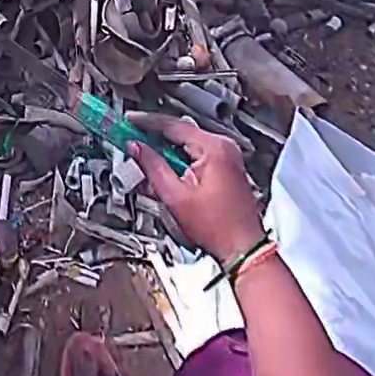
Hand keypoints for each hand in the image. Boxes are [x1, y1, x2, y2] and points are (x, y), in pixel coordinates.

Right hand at [128, 112, 265, 263]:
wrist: (246, 252)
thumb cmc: (220, 230)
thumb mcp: (176, 197)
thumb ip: (152, 166)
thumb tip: (136, 147)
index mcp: (214, 148)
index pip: (171, 125)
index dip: (145, 123)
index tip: (128, 122)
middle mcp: (223, 147)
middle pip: (179, 132)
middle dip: (154, 138)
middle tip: (132, 140)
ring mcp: (227, 156)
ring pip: (186, 144)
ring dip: (165, 150)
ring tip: (145, 159)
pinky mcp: (226, 167)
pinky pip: (195, 153)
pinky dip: (178, 159)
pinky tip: (165, 170)